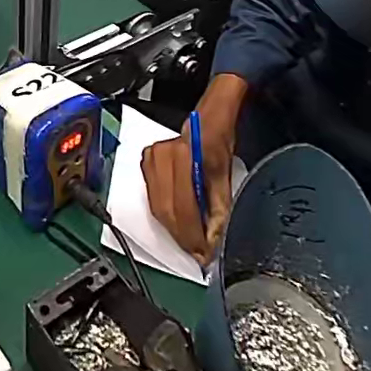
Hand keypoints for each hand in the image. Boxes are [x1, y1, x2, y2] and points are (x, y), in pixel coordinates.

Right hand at [144, 75, 246, 264]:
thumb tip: (213, 239)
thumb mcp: (224, 173)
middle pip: (166, 210)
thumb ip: (219, 208)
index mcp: (183, 156)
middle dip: (183, 236)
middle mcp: (161, 157)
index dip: (193, 234)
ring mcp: (150, 159)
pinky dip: (166, 216)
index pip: (183, 205)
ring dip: (173, 229)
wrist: (207, 116)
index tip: (203, 254)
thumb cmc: (217, 137)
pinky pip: (153, 198)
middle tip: (198, 254)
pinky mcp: (146, 163)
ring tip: (190, 244)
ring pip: (157, 207)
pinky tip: (179, 225)